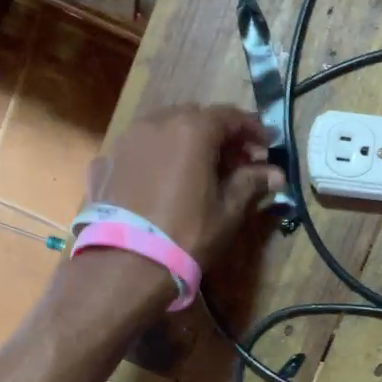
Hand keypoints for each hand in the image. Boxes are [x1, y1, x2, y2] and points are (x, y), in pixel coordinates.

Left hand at [86, 104, 283, 268]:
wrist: (126, 264)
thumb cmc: (187, 235)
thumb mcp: (227, 211)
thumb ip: (250, 184)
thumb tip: (276, 173)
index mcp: (191, 130)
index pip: (229, 116)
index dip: (252, 129)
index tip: (266, 146)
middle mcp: (156, 123)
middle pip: (195, 118)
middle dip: (218, 135)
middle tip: (236, 162)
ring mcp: (125, 141)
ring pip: (163, 130)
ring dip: (184, 143)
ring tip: (197, 172)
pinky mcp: (104, 164)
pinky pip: (137, 152)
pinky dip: (155, 159)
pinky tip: (160, 182)